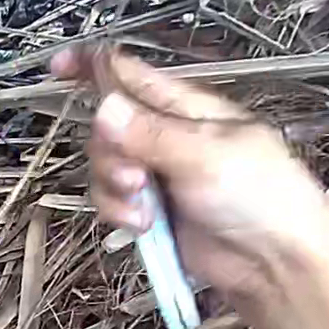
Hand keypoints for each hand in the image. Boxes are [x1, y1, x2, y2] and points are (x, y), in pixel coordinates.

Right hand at [51, 47, 328, 304]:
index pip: (130, 74)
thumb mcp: (205, 156)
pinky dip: (119, 213)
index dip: (93, 65)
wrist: (271, 262)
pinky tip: (143, 226)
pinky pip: (110, 201)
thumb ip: (149, 134)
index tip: (57, 65)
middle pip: (106, 130)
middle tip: (137, 179)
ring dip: (115, 191)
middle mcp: (164, 137)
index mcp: (185, 108)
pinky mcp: (146, 210)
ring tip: (145, 210)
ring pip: (103, 169)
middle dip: (110, 156)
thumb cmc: (259, 196)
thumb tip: (102, 106)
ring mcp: (154, 176)